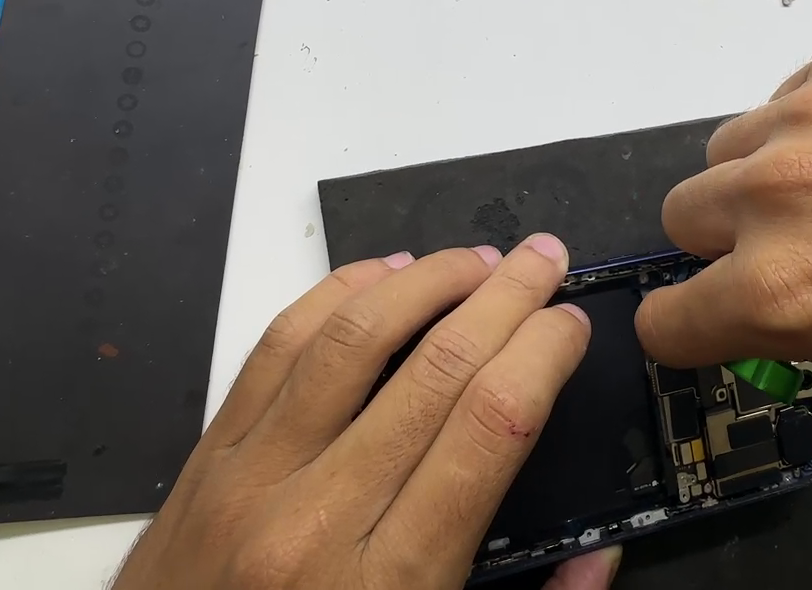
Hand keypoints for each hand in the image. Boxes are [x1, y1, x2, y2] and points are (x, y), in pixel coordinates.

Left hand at [114, 236, 619, 589]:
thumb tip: (602, 552)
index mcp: (393, 587)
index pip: (490, 425)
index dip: (542, 355)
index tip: (570, 322)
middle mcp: (319, 518)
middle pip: (435, 367)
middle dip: (505, 295)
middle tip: (544, 255)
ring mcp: (253, 475)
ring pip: (354, 334)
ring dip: (426, 278)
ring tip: (476, 258)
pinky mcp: (209, 453)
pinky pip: (280, 341)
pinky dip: (340, 289)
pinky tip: (386, 271)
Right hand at [635, 22, 811, 393]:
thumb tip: (792, 299)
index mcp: (794, 290)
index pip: (670, 317)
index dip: (690, 326)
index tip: (712, 318)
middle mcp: (781, 191)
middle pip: (683, 213)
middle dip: (727, 240)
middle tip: (801, 243)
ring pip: (734, 147)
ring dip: (771, 173)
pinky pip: (798, 95)